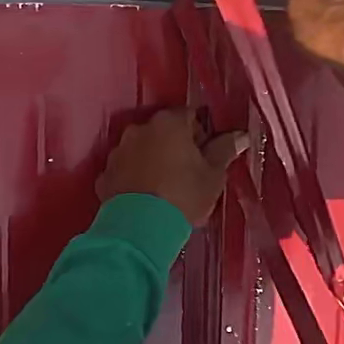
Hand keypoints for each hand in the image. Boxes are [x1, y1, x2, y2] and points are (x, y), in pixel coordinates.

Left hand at [97, 108, 247, 226]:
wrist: (141, 228)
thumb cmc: (184, 195)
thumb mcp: (214, 174)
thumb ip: (225, 150)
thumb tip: (240, 135)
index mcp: (167, 123)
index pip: (189, 115)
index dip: (201, 134)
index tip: (206, 155)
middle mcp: (138, 130)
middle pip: (161, 131)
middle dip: (174, 147)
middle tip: (188, 173)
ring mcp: (116, 152)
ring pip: (140, 151)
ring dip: (151, 161)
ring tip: (164, 188)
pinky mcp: (104, 176)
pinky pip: (123, 172)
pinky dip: (132, 179)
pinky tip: (144, 198)